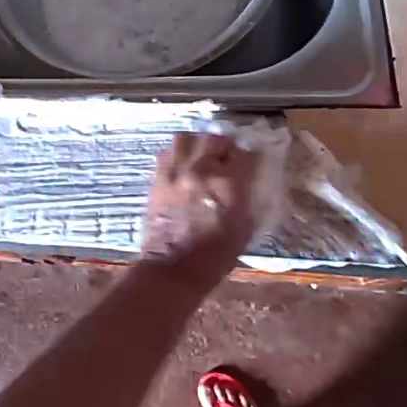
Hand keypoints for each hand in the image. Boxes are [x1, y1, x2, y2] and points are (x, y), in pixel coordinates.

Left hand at [140, 132, 260, 290]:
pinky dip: (176, 154)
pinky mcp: (157, 178)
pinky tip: (182, 166)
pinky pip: (166, 152)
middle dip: (223, 146)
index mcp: (229, 184)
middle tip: (225, 158)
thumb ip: (247, 198)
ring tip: (200, 156)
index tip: (249, 164)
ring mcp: (176, 172)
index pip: (245, 153)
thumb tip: (246, 182)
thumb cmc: (215, 256)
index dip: (249, 157)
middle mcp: (201, 170)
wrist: (173, 269)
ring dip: (197, 143)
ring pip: (186, 137)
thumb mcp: (245, 228)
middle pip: (215, 138)